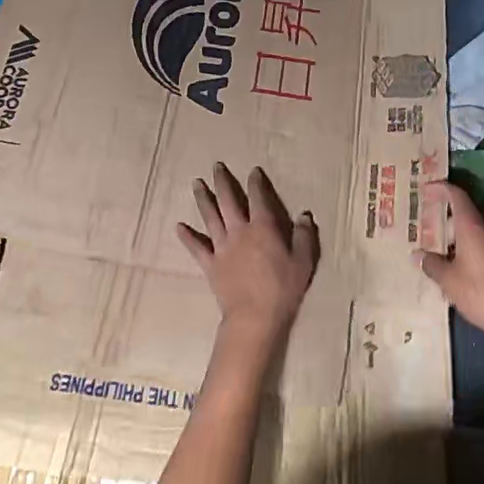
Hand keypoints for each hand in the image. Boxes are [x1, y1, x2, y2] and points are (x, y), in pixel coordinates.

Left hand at [178, 164, 319, 344]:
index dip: (256, 183)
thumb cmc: (282, 290)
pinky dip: (187, 237)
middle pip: (228, 200)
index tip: (253, 171)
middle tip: (216, 166)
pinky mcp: (210, 264)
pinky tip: (178, 226)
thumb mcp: (303, 262)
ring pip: (210, 217)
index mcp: (262, 228)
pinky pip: (196, 247)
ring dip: (202, 198)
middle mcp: (239, 231)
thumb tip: (305, 215)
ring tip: (196, 183)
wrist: (254, 316)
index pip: (259, 198)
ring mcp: (221, 247)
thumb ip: (304, 237)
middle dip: (222, 181)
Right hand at [416, 181, 483, 356]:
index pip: (457, 195)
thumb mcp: (450, 282)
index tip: (424, 187)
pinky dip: (464, 250)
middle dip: (442, 216)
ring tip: (432, 248)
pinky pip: (480, 247)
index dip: (441, 187)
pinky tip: (453, 268)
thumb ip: (432, 264)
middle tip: (421, 222)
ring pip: (472, 233)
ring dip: (453, 236)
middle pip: (464, 214)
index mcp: (472, 227)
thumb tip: (418, 254)